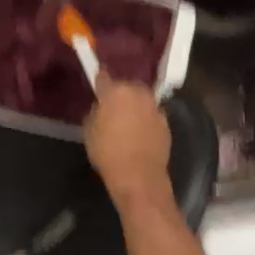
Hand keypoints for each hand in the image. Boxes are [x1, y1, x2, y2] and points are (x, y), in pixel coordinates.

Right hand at [85, 76, 170, 202]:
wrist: (139, 176)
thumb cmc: (108, 153)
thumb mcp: (89, 132)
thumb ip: (96, 113)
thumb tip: (102, 108)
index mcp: (117, 92)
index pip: (104, 78)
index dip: (99, 82)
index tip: (97, 86)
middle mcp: (139, 94)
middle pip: (127, 88)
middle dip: (120, 95)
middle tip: (113, 110)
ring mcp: (155, 108)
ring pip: (142, 102)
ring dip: (135, 108)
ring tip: (127, 124)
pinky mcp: (166, 123)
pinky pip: (152, 117)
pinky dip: (146, 122)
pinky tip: (140, 136)